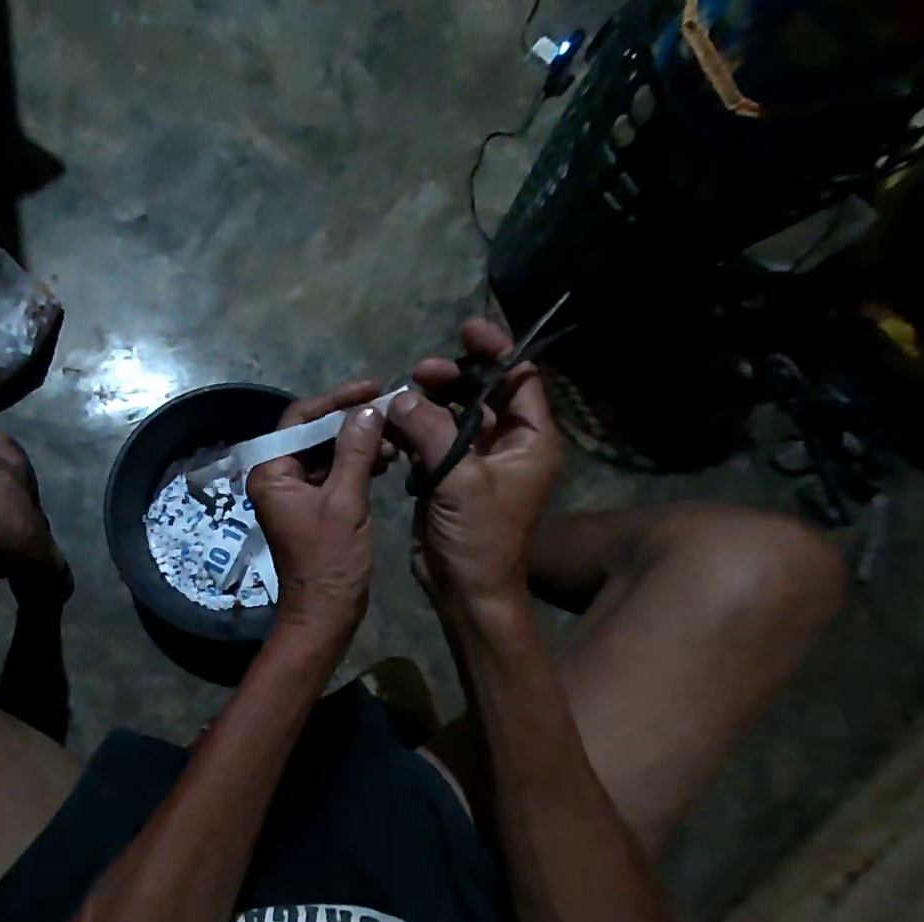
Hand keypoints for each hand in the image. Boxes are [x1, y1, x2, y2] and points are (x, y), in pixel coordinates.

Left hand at [248, 379, 387, 636]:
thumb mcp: (346, 500)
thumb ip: (356, 451)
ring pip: (323, 452)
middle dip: (348, 421)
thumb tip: (369, 409)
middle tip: (387, 409)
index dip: (335, 400)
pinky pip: (330, 472)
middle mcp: (275, 477)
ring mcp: (292, 492)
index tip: (372, 387)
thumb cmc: (331, 558)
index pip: (298, 419)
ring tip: (392, 437)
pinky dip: (354, 463)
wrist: (326, 610)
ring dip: (355, 442)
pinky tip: (384, 459)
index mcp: (271, 472)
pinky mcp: (309, 505)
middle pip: (310, 433)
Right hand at [387, 318, 563, 609]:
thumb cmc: (479, 538)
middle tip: (417, 373)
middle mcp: (507, 444)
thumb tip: (401, 398)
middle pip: (482, 392)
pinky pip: (432, 440)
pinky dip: (413, 430)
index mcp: (531, 439)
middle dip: (452, 377)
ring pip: (452, 415)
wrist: (465, 589)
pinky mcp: (449, 476)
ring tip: (398, 399)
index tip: (466, 331)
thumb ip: (433, 432)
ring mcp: (476, 461)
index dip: (496, 351)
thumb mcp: (460, 480)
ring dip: (426, 403)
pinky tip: (392, 427)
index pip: (520, 379)